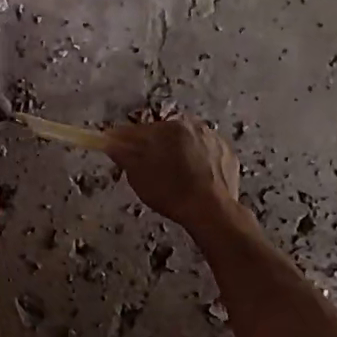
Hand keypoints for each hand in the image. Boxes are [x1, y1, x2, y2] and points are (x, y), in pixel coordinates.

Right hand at [105, 116, 241, 225]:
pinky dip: (196, 162)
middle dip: (153, 146)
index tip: (114, 148)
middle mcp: (194, 126)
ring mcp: (214, 139)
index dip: (123, 141)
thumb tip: (109, 142)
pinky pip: (205, 153)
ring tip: (171, 176)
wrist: (211, 210)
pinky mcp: (227, 155)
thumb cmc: (170, 191)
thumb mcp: (137, 175)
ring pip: (186, 142)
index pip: (137, 130)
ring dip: (176, 153)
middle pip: (164, 133)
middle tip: (146, 168)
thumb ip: (122, 153)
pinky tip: (192, 179)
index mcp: (169, 127)